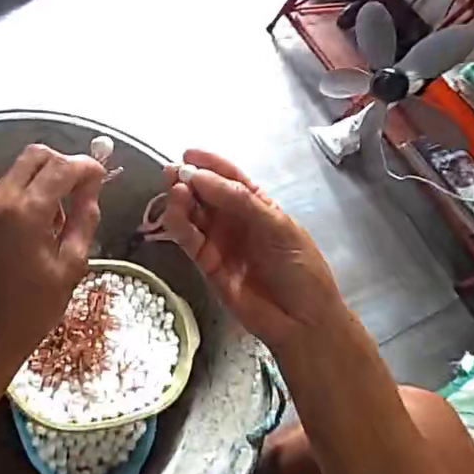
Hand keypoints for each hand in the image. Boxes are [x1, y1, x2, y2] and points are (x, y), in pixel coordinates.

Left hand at [0, 144, 106, 375]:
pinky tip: (26, 230)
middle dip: (61, 165)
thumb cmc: (34, 307)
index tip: (101, 176)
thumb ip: (84, 217)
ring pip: (15, 173)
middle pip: (34, 155)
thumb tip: (92, 185)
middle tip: (78, 189)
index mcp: (25, 212)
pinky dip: (18, 199)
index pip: (61, 167)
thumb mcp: (72, 264)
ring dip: (39, 183)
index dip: (86, 166)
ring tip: (52, 222)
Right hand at [159, 149, 349, 351]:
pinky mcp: (205, 262)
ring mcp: (218, 240)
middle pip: (205, 193)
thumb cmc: (300, 268)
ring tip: (174, 189)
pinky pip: (187, 238)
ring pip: (192, 214)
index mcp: (256, 205)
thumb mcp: (278, 226)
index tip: (189, 153)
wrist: (302, 320)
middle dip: (187, 179)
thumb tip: (200, 177)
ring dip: (180, 199)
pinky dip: (177, 224)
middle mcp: (233, 219)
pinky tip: (173, 212)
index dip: (210, 163)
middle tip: (171, 171)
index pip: (230, 177)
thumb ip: (240, 201)